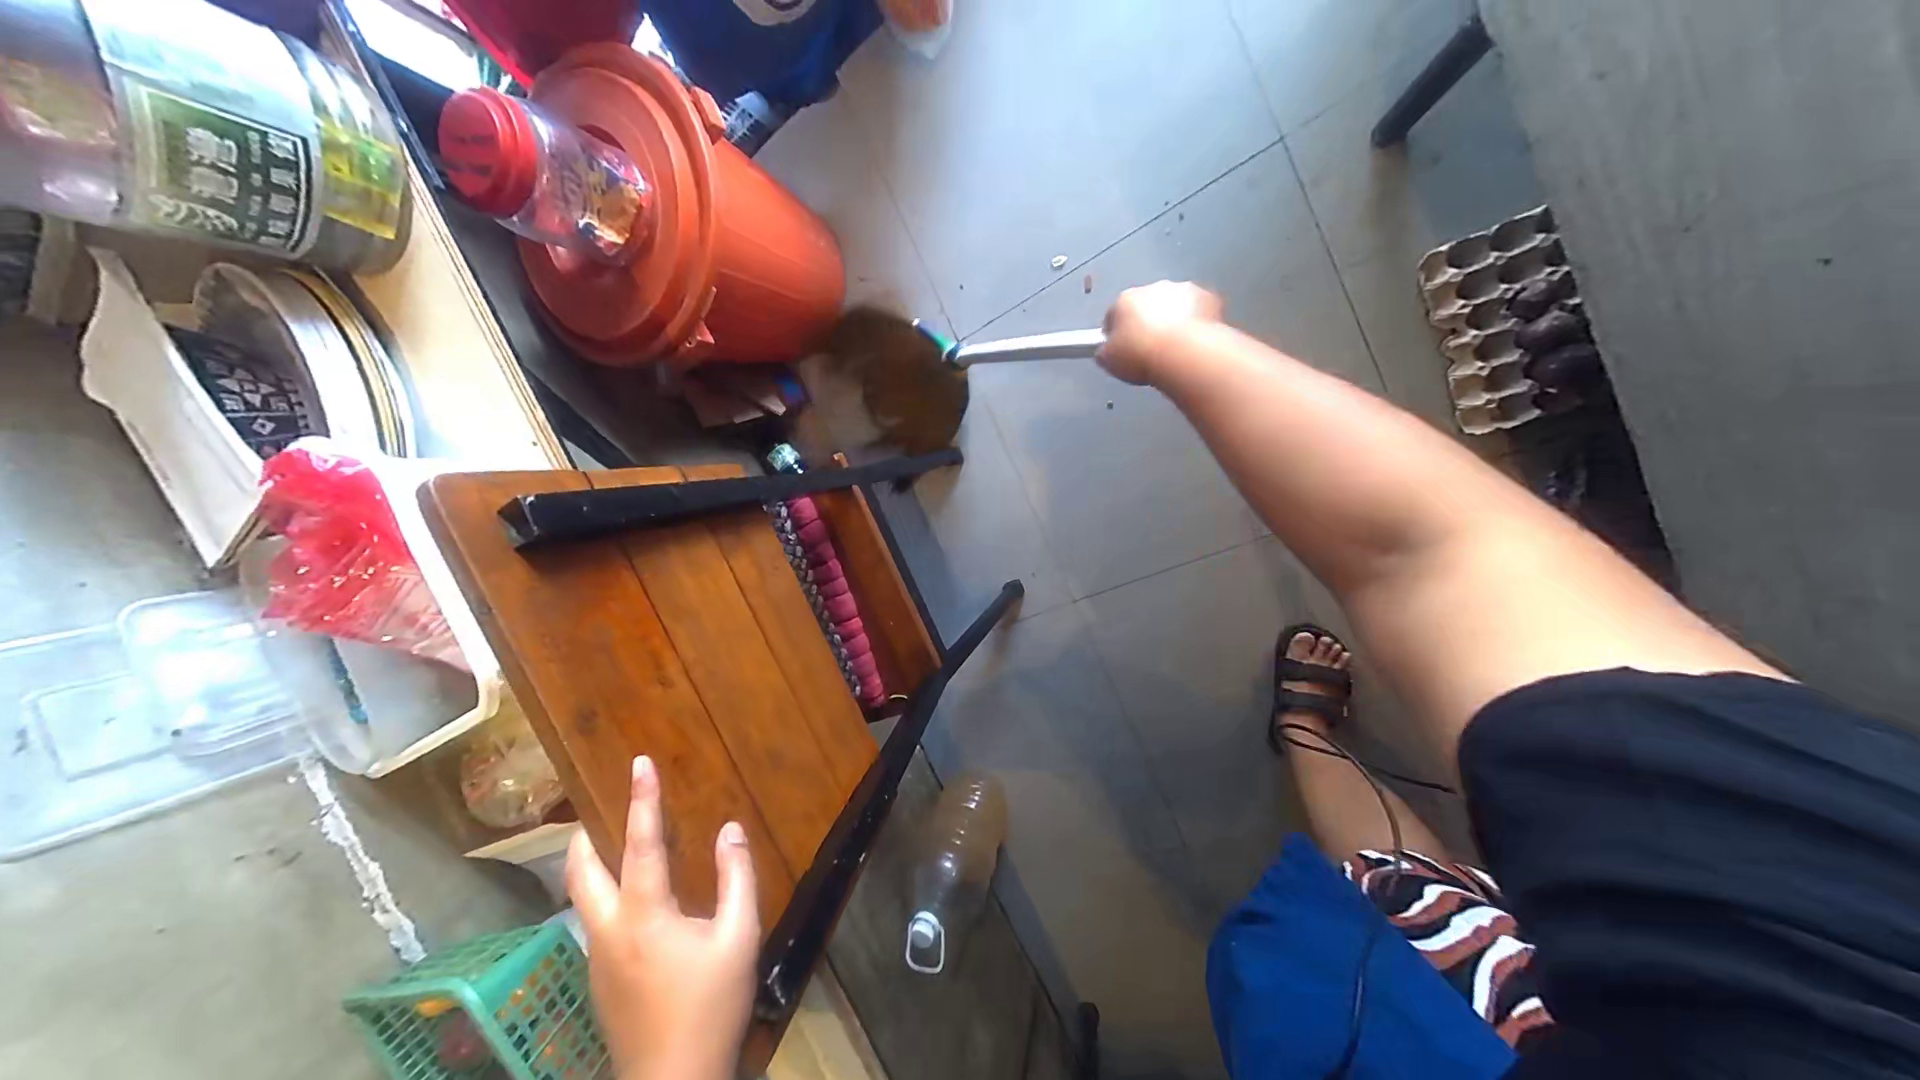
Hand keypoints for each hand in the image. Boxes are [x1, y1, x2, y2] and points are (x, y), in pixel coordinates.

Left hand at [567, 756, 758, 1079]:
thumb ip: (737, 878)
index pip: (642, 842)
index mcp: (643, 915)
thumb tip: (729, 830)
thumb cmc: (711, 1005)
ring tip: (614, 846)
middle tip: (595, 808)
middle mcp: (609, 930)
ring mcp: (598, 959)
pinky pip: (597, 922)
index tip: (638, 763)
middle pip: (581, 873)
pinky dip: (605, 894)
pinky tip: (635, 903)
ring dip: (592, 865)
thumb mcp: (739, 937)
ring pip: (584, 899)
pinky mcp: (600, 981)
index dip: (642, 799)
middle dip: (585, 836)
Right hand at [1097, 281, 1224, 384]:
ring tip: (1174, 348)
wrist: (1182, 354)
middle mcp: (1152, 288)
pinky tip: (1194, 343)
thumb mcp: (1109, 360)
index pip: (1114, 314)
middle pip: (1146, 306)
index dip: (1117, 334)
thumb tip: (1105, 350)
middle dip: (1147, 323)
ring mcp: (1182, 290)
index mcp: (1124, 300)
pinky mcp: (1208, 298)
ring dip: (1172, 321)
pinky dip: (1195, 323)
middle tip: (1150, 350)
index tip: (1123, 350)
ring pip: (1174, 305)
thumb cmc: (1140, 356)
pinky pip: (1198, 310)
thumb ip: (1104, 351)